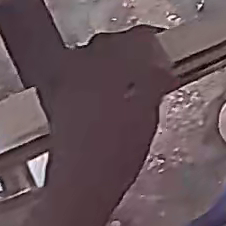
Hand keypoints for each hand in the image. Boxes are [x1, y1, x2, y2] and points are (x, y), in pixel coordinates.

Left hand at [31, 25, 177, 214]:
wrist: (79, 187)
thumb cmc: (117, 152)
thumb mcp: (145, 114)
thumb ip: (154, 83)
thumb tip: (165, 67)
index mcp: (103, 67)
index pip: (132, 39)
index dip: (153, 39)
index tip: (167, 45)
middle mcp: (79, 69)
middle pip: (108, 45)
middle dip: (133, 50)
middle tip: (155, 62)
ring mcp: (64, 87)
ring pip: (93, 61)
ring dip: (115, 64)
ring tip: (136, 78)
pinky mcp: (58, 105)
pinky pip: (82, 79)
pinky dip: (101, 81)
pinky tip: (115, 97)